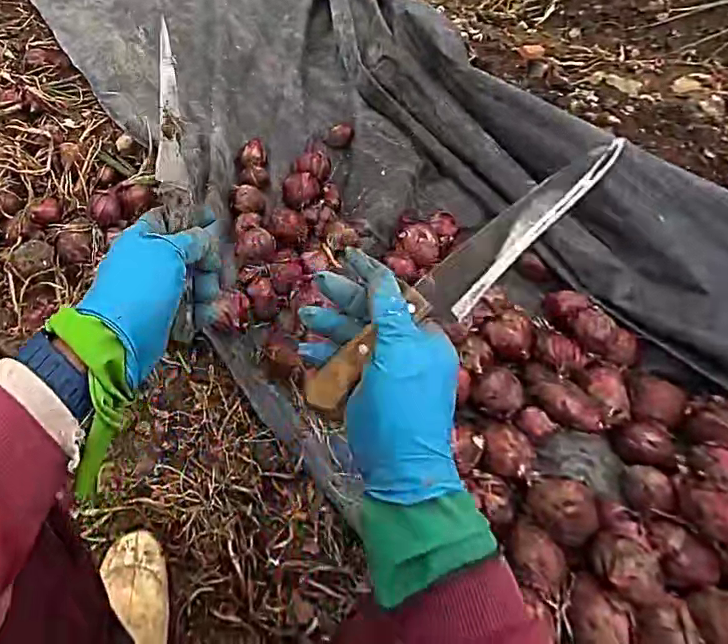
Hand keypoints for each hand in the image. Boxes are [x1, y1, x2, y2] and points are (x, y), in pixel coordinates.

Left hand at [77, 208, 217, 385]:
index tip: (213, 219)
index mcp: (141, 238)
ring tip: (207, 298)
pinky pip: (187, 307)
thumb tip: (205, 237)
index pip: (168, 218)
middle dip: (205, 260)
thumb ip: (192, 239)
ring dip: (205, 287)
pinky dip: (199, 310)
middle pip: (186, 252)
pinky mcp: (161, 316)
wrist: (118, 340)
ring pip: (190, 280)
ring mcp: (153, 290)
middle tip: (216, 272)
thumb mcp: (170, 251)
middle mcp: (146, 261)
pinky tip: (204, 316)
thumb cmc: (142, 286)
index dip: (191, 217)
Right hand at [299, 249, 463, 504]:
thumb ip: (388, 310)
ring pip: (352, 336)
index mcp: (421, 338)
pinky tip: (305, 350)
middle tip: (317, 280)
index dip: (371, 275)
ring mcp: (382, 370)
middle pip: (369, 312)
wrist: (398, 472)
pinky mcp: (363, 390)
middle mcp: (403, 350)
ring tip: (305, 314)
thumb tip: (381, 276)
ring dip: (328, 325)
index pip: (395, 295)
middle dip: (343, 297)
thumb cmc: (403, 405)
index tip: (348, 256)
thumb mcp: (397, 351)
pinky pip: (342, 363)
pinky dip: (324, 355)